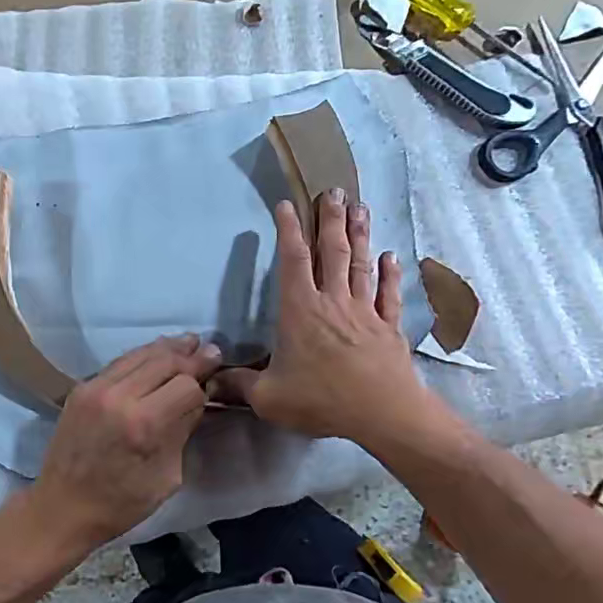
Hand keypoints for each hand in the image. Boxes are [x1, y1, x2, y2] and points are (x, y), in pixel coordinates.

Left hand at [30, 334, 222, 545]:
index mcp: (143, 424)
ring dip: (170, 348)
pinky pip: (121, 361)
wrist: (60, 510)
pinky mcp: (82, 387)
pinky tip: (159, 354)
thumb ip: (182, 430)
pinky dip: (145, 354)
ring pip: (143, 353)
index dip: (203, 385)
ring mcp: (96, 388)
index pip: (187, 385)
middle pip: (167, 360)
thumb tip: (197, 399)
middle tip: (212, 352)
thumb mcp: (167, 476)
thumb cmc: (120, 503)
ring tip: (190, 342)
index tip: (214, 383)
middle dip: (192, 357)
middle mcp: (119, 397)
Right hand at [210, 191, 442, 448]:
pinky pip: (389, 294)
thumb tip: (212, 381)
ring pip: (361, 264)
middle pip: (332, 251)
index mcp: (301, 311)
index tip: (288, 204)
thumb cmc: (322, 400)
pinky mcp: (388, 326)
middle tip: (335, 190)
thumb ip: (241, 385)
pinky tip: (390, 256)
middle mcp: (333, 301)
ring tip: (360, 208)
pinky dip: (389, 274)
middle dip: (331, 219)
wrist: (382, 412)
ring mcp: (365, 311)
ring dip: (360, 235)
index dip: (289, 230)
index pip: (293, 261)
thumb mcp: (270, 398)